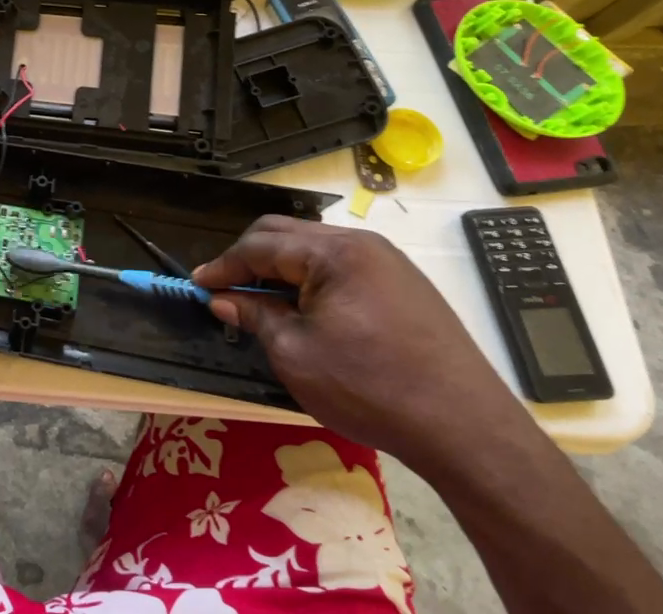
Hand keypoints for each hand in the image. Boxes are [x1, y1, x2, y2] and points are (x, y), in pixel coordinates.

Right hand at [193, 215, 526, 463]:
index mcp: (334, 253)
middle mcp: (363, 245)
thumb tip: (223, 300)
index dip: (224, 266)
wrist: (465, 428)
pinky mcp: (406, 288)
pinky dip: (313, 281)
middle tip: (225, 290)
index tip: (197, 286)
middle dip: (250, 259)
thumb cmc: (369, 388)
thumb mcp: (295, 354)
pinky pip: (344, 269)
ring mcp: (390, 264)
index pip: (261, 246)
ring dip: (282, 269)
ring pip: (316, 250)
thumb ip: (255, 317)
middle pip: (288, 235)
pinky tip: (306, 312)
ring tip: (262, 303)